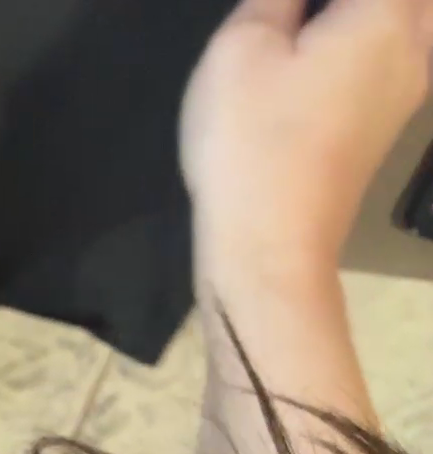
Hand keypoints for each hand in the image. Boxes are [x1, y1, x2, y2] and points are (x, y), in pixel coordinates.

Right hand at [183, 0, 432, 277]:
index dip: (298, 4)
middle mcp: (422, 33)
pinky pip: (394, 56)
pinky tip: (313, 72)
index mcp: (390, 7)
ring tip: (295, 45)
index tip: (272, 14)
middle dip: (330, 18)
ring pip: (402, 27)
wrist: (272, 235)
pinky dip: (361, 51)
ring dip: (349, 30)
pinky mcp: (392, 116)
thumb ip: (268, 3)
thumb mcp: (234, 56)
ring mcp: (416, 78)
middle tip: (283, 27)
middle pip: (390, 9)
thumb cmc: (249, 142)